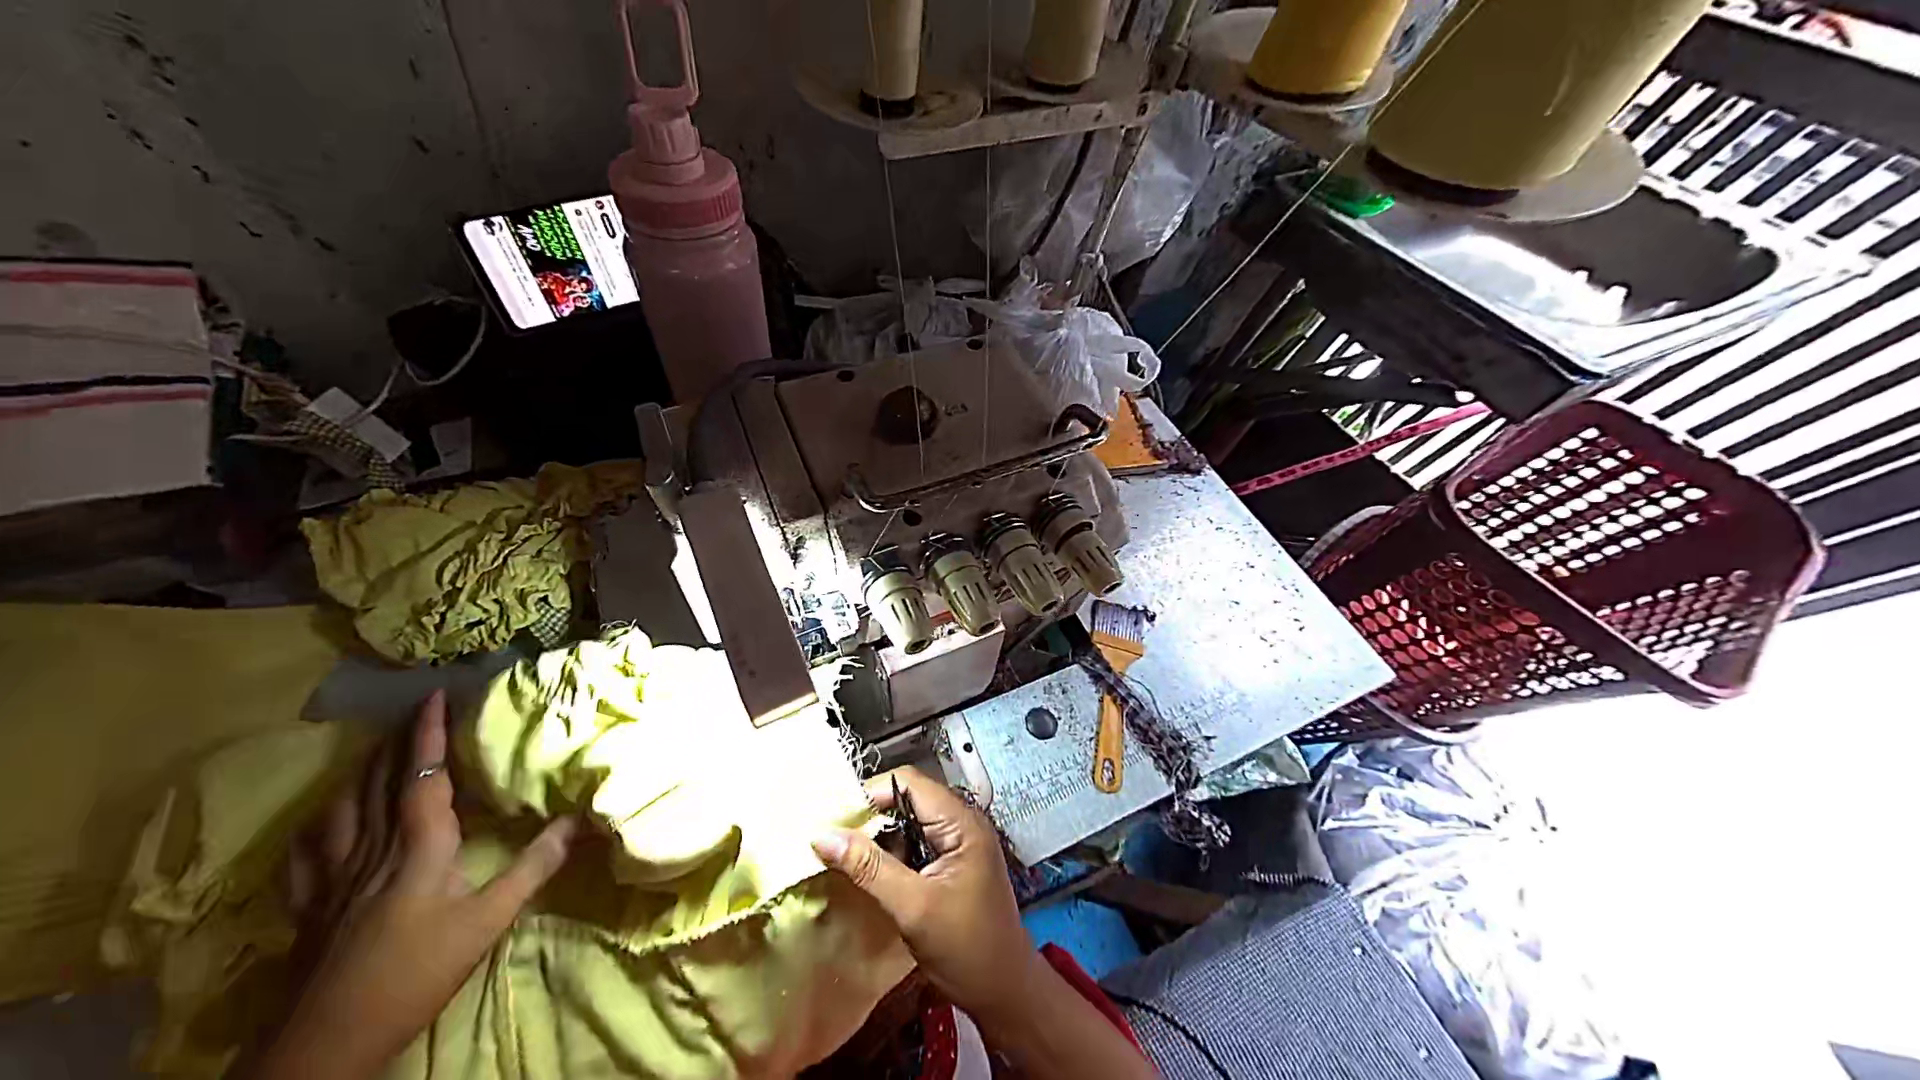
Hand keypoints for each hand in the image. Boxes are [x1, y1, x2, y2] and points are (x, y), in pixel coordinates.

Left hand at [248, 691, 577, 1079]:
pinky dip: (317, 825)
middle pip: (378, 783)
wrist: (328, 1042)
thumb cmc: (418, 972)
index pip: (423, 776)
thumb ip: (534, 866)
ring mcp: (332, 877)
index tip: (435, 696)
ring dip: (359, 774)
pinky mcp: (308, 905)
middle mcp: (371, 849)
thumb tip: (581, 820)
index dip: (429, 734)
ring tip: (375, 753)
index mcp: (418, 846)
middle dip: (396, 743)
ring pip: (342, 809)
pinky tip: (323, 820)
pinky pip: (305, 852)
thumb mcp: (489, 921)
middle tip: (412, 714)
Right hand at [810, 767, 1039, 1018]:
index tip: (834, 819)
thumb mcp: (914, 908)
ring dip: (876, 837)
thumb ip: (870, 869)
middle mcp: (961, 823)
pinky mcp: (949, 865)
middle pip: (906, 799)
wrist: (1006, 993)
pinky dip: (888, 854)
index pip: (909, 783)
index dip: (870, 794)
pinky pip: (912, 845)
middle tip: (830, 839)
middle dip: (868, 816)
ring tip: (839, 854)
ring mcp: (957, 844)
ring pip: (907, 823)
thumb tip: (823, 836)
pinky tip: (865, 871)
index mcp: (962, 822)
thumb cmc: (968, 950)